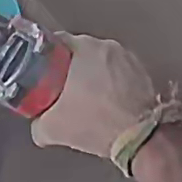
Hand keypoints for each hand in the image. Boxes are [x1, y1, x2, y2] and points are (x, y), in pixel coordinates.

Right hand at [31, 34, 160, 160]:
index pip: (57, 41)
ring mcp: (129, 59)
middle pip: (80, 51)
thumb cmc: (96, 123)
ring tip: (85, 98)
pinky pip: (120, 73)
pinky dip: (111, 84)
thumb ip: (38, 125)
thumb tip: (37, 126)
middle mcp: (108, 47)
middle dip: (70, 67)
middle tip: (61, 88)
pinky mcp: (144, 74)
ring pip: (101, 62)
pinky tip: (106, 104)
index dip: (46, 56)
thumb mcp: (53, 129)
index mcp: (83, 48)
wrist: (141, 140)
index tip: (42, 70)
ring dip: (93, 75)